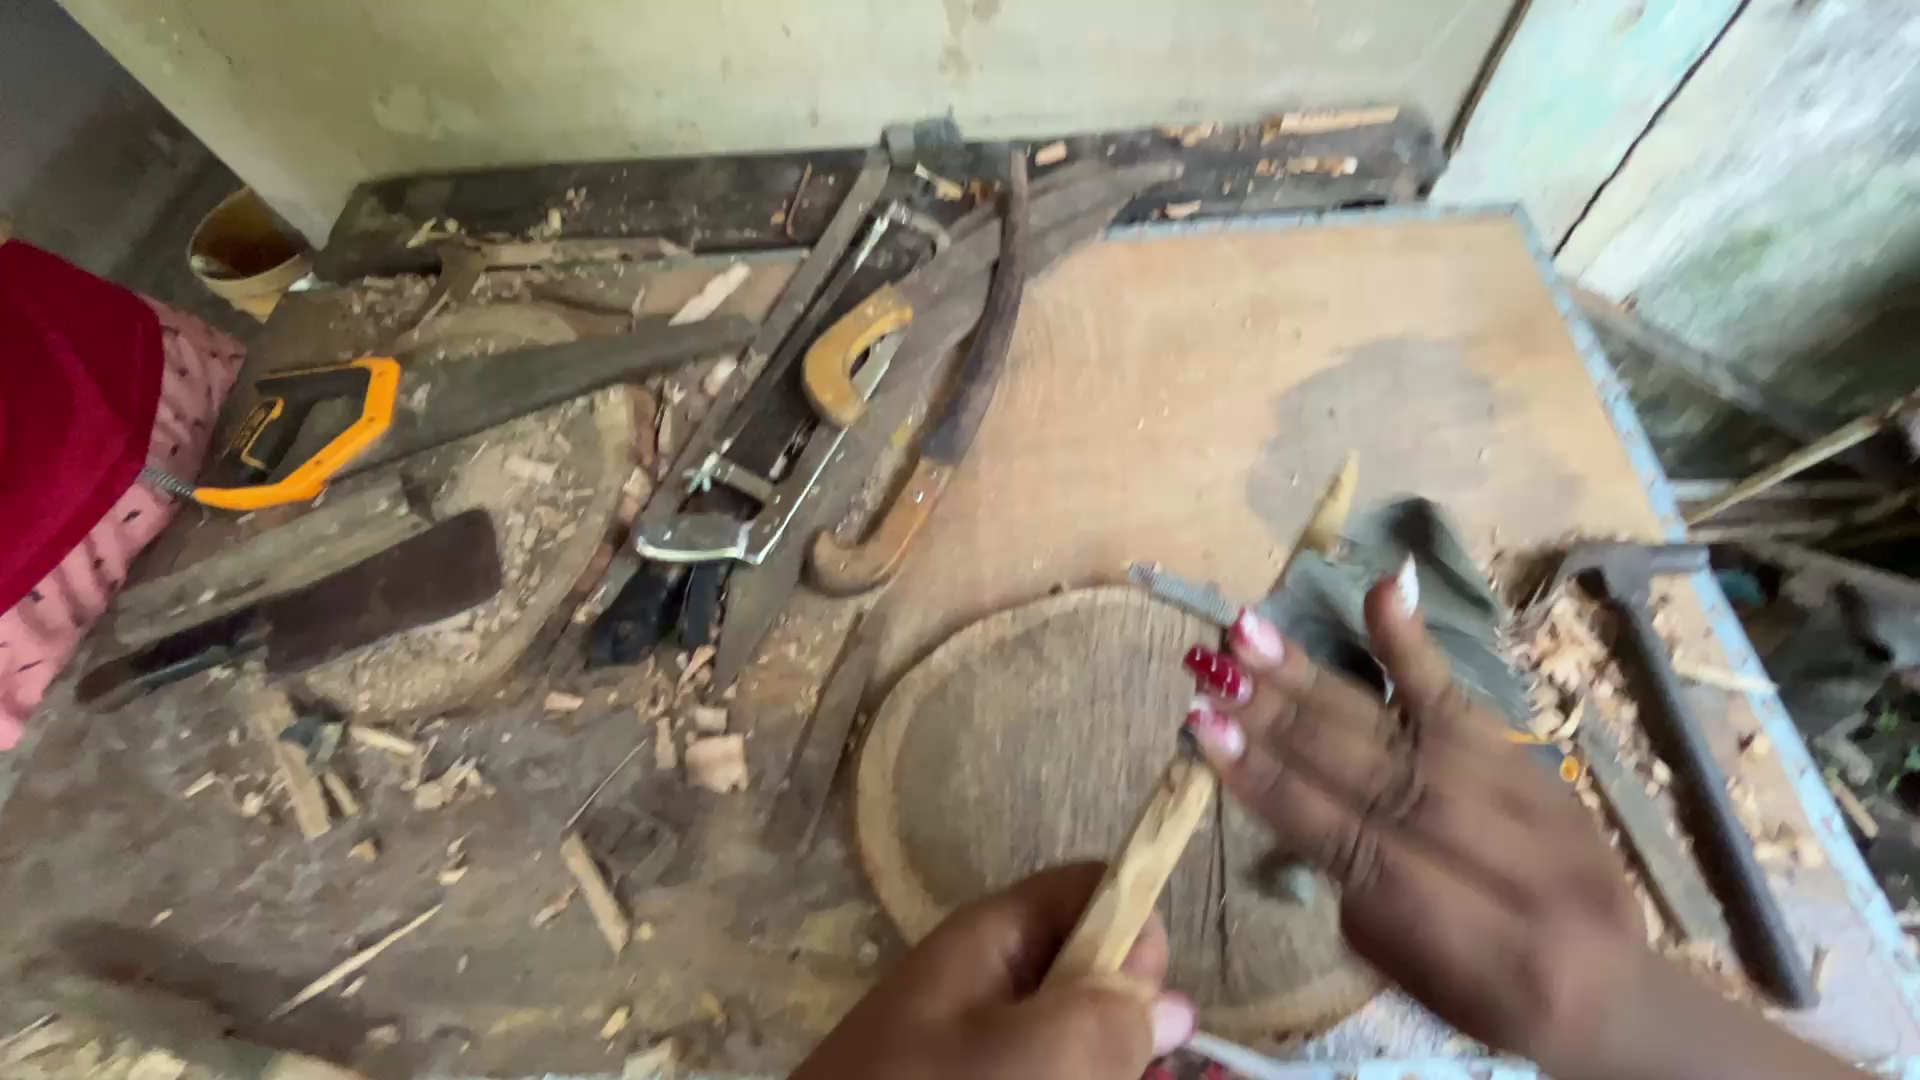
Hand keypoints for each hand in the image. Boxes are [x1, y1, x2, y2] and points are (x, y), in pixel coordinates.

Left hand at [793, 863, 1196, 1079]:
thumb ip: (1110, 1018)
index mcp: (995, 935)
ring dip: (1095, 1067)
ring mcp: (981, 1040)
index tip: (1150, 1011)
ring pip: (1074, 1040)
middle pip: (1092, 974)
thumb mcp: (1032, 1056)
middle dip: (1121, 1031)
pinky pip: (1041, 1066)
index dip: (1135, 937)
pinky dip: (1063, 1074)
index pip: (1092, 891)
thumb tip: (1168, 999)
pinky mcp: (977, 1073)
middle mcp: (990, 976)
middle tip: (1115, 1079)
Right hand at [1182, 562, 1654, 1071]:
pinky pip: (1466, 697)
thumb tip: (1279, 778)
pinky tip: (1382, 589)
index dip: (1268, 780)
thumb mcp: (1397, 961)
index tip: (1202, 729)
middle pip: (1366, 770)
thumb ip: (1344, 869)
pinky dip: (1415, 643)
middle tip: (1209, 672)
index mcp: (1460, 932)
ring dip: (1312, 676)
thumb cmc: (1479, 991)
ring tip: (1245, 632)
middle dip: (1276, 719)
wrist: (1617, 990)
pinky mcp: (1528, 758)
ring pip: (1397, 726)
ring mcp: (1521, 797)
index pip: (1342, 836)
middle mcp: (1498, 857)